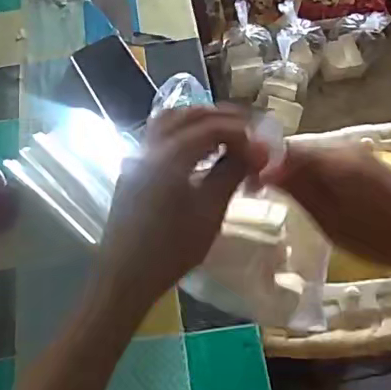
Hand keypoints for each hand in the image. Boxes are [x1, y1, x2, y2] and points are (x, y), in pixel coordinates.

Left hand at [96, 107, 267, 308]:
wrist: (126, 275)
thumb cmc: (172, 248)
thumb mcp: (210, 212)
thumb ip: (231, 173)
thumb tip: (255, 152)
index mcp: (169, 155)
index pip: (212, 126)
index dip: (242, 134)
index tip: (264, 150)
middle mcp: (150, 146)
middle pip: (188, 114)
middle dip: (222, 119)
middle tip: (250, 134)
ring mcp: (137, 156)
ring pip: (170, 121)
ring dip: (200, 122)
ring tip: (228, 139)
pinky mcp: (133, 169)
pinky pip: (160, 137)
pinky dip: (183, 134)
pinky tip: (201, 154)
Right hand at [261, 142, 390, 276]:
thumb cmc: (380, 238)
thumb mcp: (329, 220)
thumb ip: (297, 191)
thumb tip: (262, 170)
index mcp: (332, 160)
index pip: (282, 149)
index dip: (259, 162)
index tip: (243, 181)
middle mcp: (343, 149)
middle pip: (298, 151)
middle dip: (276, 167)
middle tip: (258, 193)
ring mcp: (358, 155)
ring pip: (313, 157)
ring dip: (295, 173)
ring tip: (281, 197)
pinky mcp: (368, 165)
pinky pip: (329, 164)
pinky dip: (314, 176)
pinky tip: (311, 196)